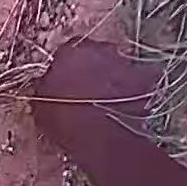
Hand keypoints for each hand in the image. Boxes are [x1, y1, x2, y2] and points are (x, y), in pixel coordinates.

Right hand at [32, 40, 157, 141]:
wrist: (102, 138)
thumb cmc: (65, 122)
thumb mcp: (41, 107)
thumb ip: (43, 88)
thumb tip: (44, 83)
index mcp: (69, 51)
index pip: (65, 52)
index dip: (64, 69)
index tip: (63, 83)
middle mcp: (100, 47)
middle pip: (93, 53)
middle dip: (89, 68)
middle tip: (84, 91)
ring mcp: (125, 60)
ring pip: (115, 64)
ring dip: (110, 77)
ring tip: (104, 101)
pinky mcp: (145, 76)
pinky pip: (136, 79)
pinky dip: (131, 88)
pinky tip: (123, 105)